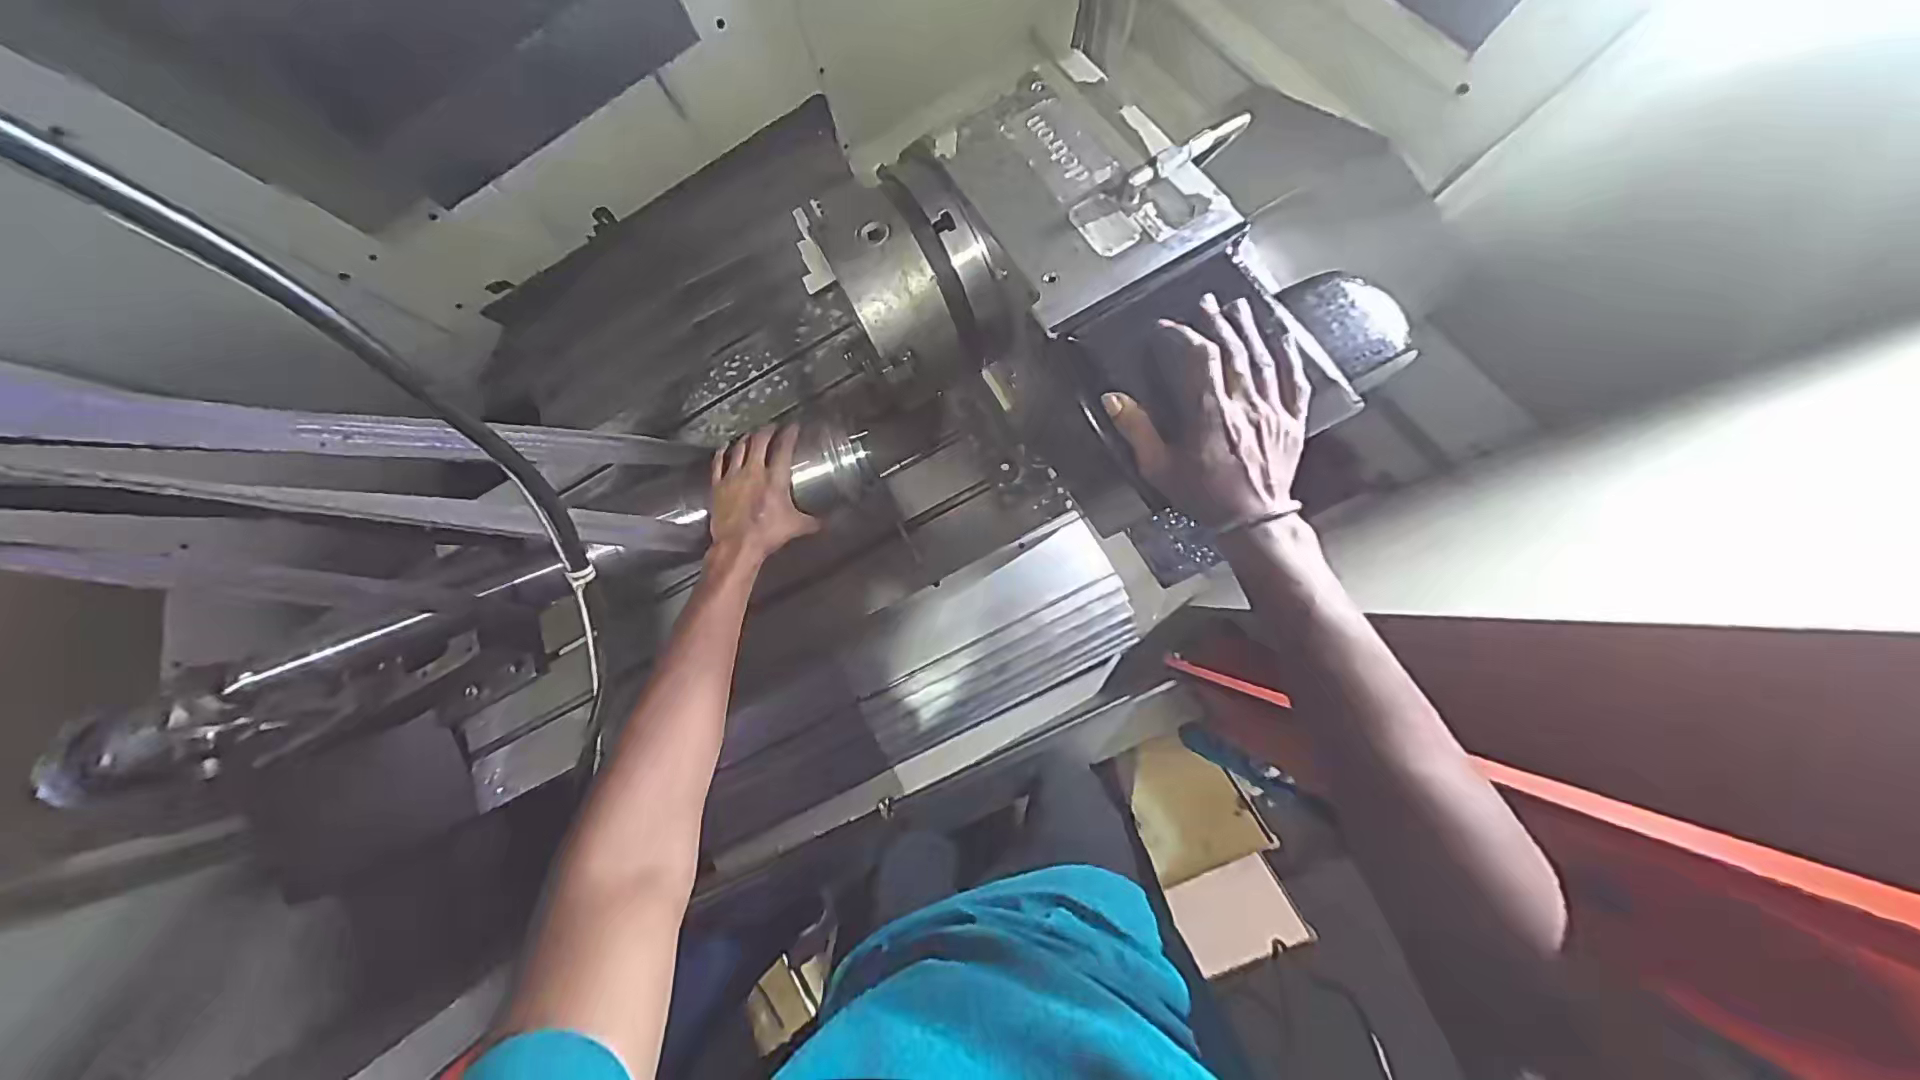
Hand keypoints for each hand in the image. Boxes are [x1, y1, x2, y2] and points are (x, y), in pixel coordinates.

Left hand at [708, 423, 820, 563]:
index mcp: (775, 478)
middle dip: (767, 431)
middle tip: (772, 427)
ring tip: (751, 435)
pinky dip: (723, 452)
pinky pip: (718, 463)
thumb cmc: (768, 534)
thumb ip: (812, 521)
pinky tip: (725, 448)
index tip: (793, 426)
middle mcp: (753, 471)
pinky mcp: (718, 485)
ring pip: (739, 448)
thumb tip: (826, 522)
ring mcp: (733, 476)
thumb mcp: (796, 526)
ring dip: (746, 438)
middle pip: (759, 441)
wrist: (737, 545)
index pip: (783, 448)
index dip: (789, 434)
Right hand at [1102, 292, 1310, 528]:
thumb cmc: (1207, 497)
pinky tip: (1284, 338)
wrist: (1253, 520)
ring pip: (1262, 357)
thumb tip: (1116, 401)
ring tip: (1239, 308)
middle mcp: (1244, 405)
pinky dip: (1289, 355)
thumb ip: (1137, 430)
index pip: (1199, 357)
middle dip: (1217, 322)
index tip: (1169, 328)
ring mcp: (1272, 410)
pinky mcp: (1292, 421)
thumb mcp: (1160, 468)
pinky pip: (1294, 380)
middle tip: (1206, 304)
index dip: (1183, 335)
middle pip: (1233, 349)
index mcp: (1211, 413)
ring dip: (1249, 328)